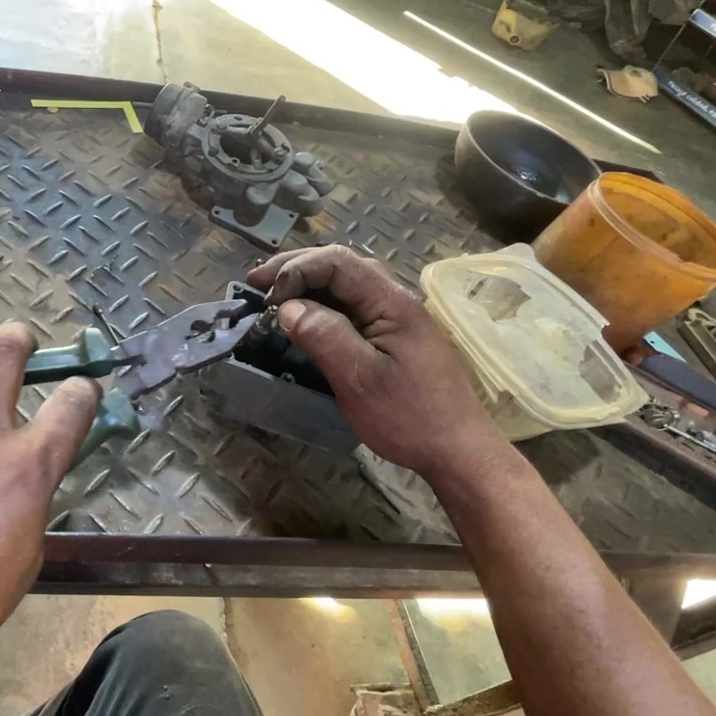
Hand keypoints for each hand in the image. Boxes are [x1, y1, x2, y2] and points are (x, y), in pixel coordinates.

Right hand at [247, 246, 506, 481]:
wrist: (458, 452)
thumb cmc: (410, 417)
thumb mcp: (361, 379)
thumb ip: (324, 336)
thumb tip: (286, 307)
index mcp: (391, 303)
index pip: (337, 263)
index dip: (296, 270)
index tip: (266, 295)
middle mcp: (394, 300)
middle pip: (341, 264)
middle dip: (296, 267)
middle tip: (257, 282)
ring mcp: (394, 318)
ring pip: (345, 283)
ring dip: (307, 282)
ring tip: (273, 292)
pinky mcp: (391, 336)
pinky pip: (350, 305)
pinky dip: (320, 302)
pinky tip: (303, 314)